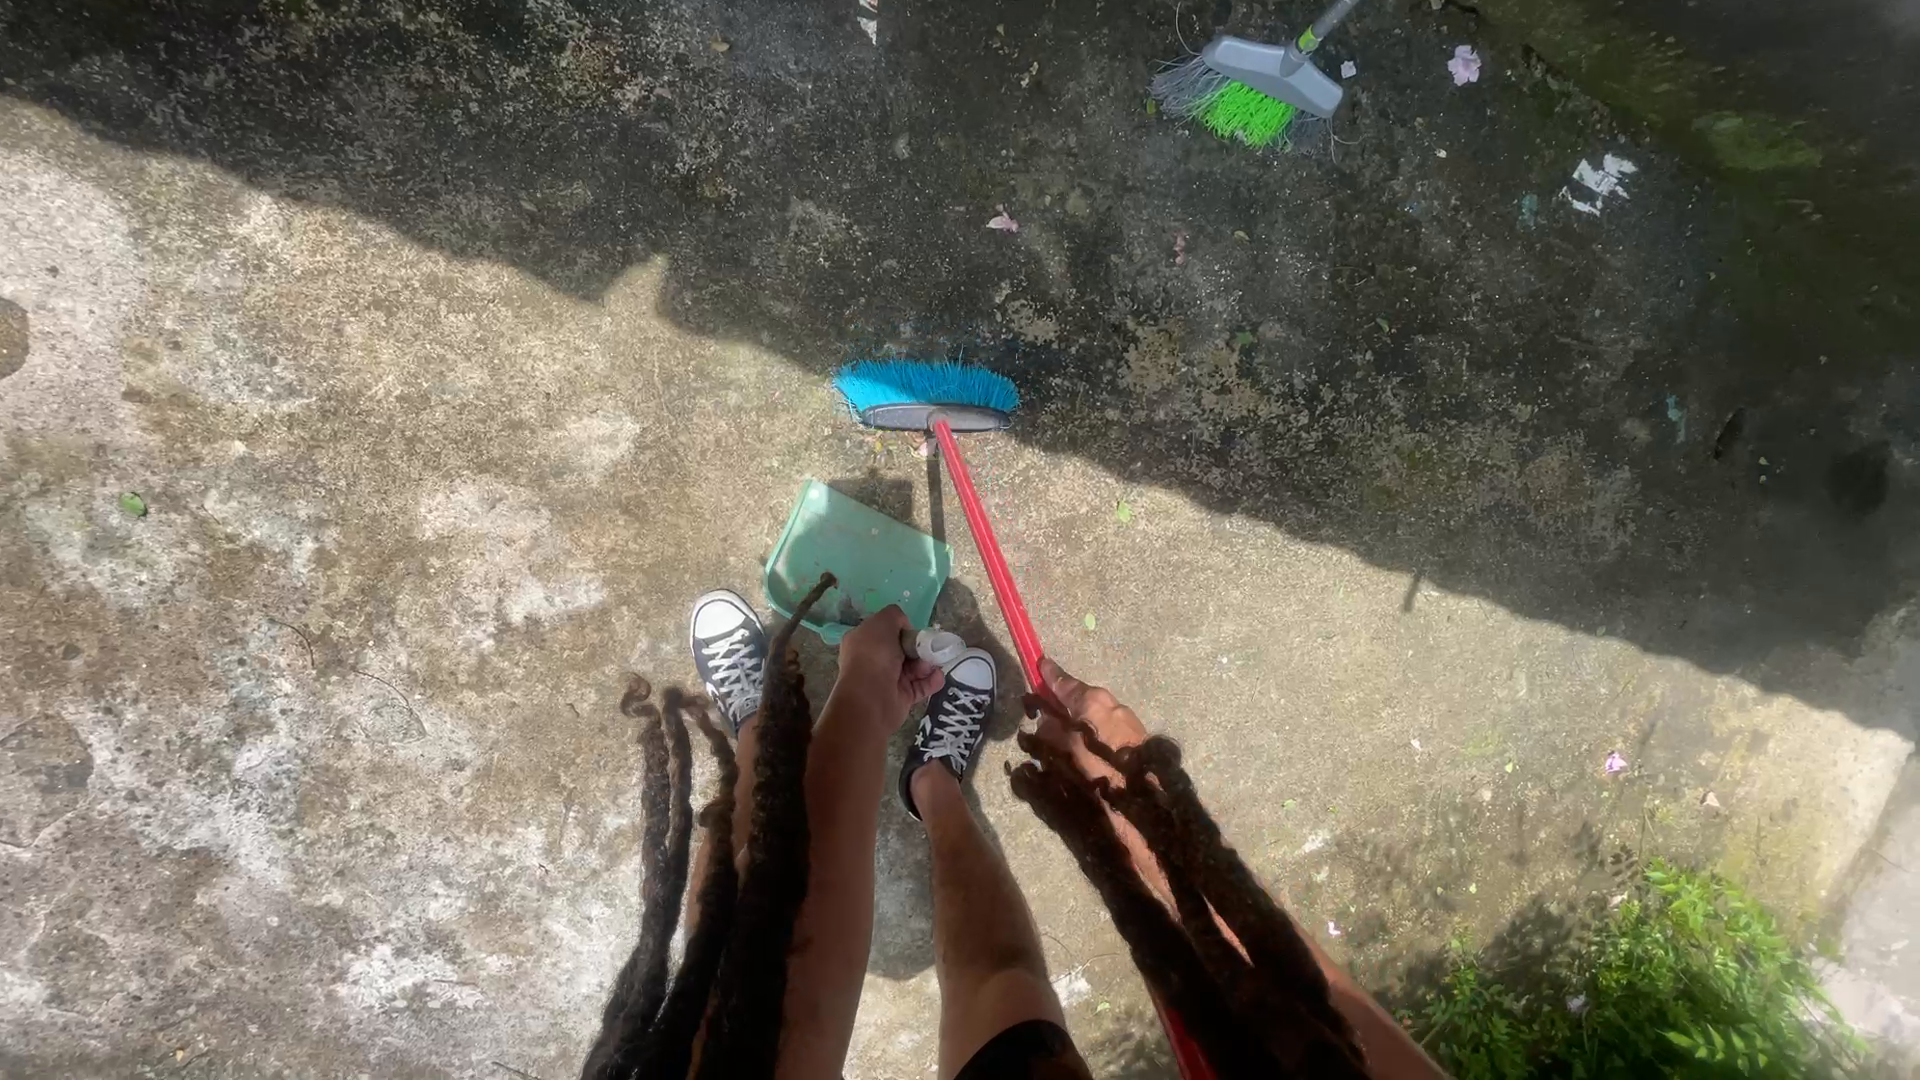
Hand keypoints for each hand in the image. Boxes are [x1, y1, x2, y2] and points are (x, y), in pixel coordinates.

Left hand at [834, 605, 942, 729]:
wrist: (870, 697)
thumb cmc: (873, 655)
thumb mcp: (882, 622)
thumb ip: (895, 615)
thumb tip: (905, 626)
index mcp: (863, 641)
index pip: (884, 631)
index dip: (901, 629)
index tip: (913, 631)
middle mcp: (873, 660)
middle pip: (902, 649)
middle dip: (919, 647)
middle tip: (928, 648)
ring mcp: (887, 680)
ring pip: (913, 668)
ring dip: (927, 663)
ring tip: (933, 663)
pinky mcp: (900, 697)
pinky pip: (920, 686)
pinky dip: (931, 680)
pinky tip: (938, 676)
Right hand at [1030, 657, 1148, 778]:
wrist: (1144, 785)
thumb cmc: (1101, 762)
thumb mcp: (1067, 749)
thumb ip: (1052, 731)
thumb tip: (1046, 722)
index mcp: (1090, 699)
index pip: (1063, 682)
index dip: (1049, 675)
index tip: (1041, 663)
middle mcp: (1108, 701)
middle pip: (1080, 697)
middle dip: (1064, 703)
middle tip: (1049, 714)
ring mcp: (1125, 715)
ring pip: (1094, 712)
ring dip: (1081, 719)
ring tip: (1069, 738)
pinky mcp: (1135, 731)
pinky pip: (1107, 724)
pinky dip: (1095, 729)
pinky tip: (1091, 747)